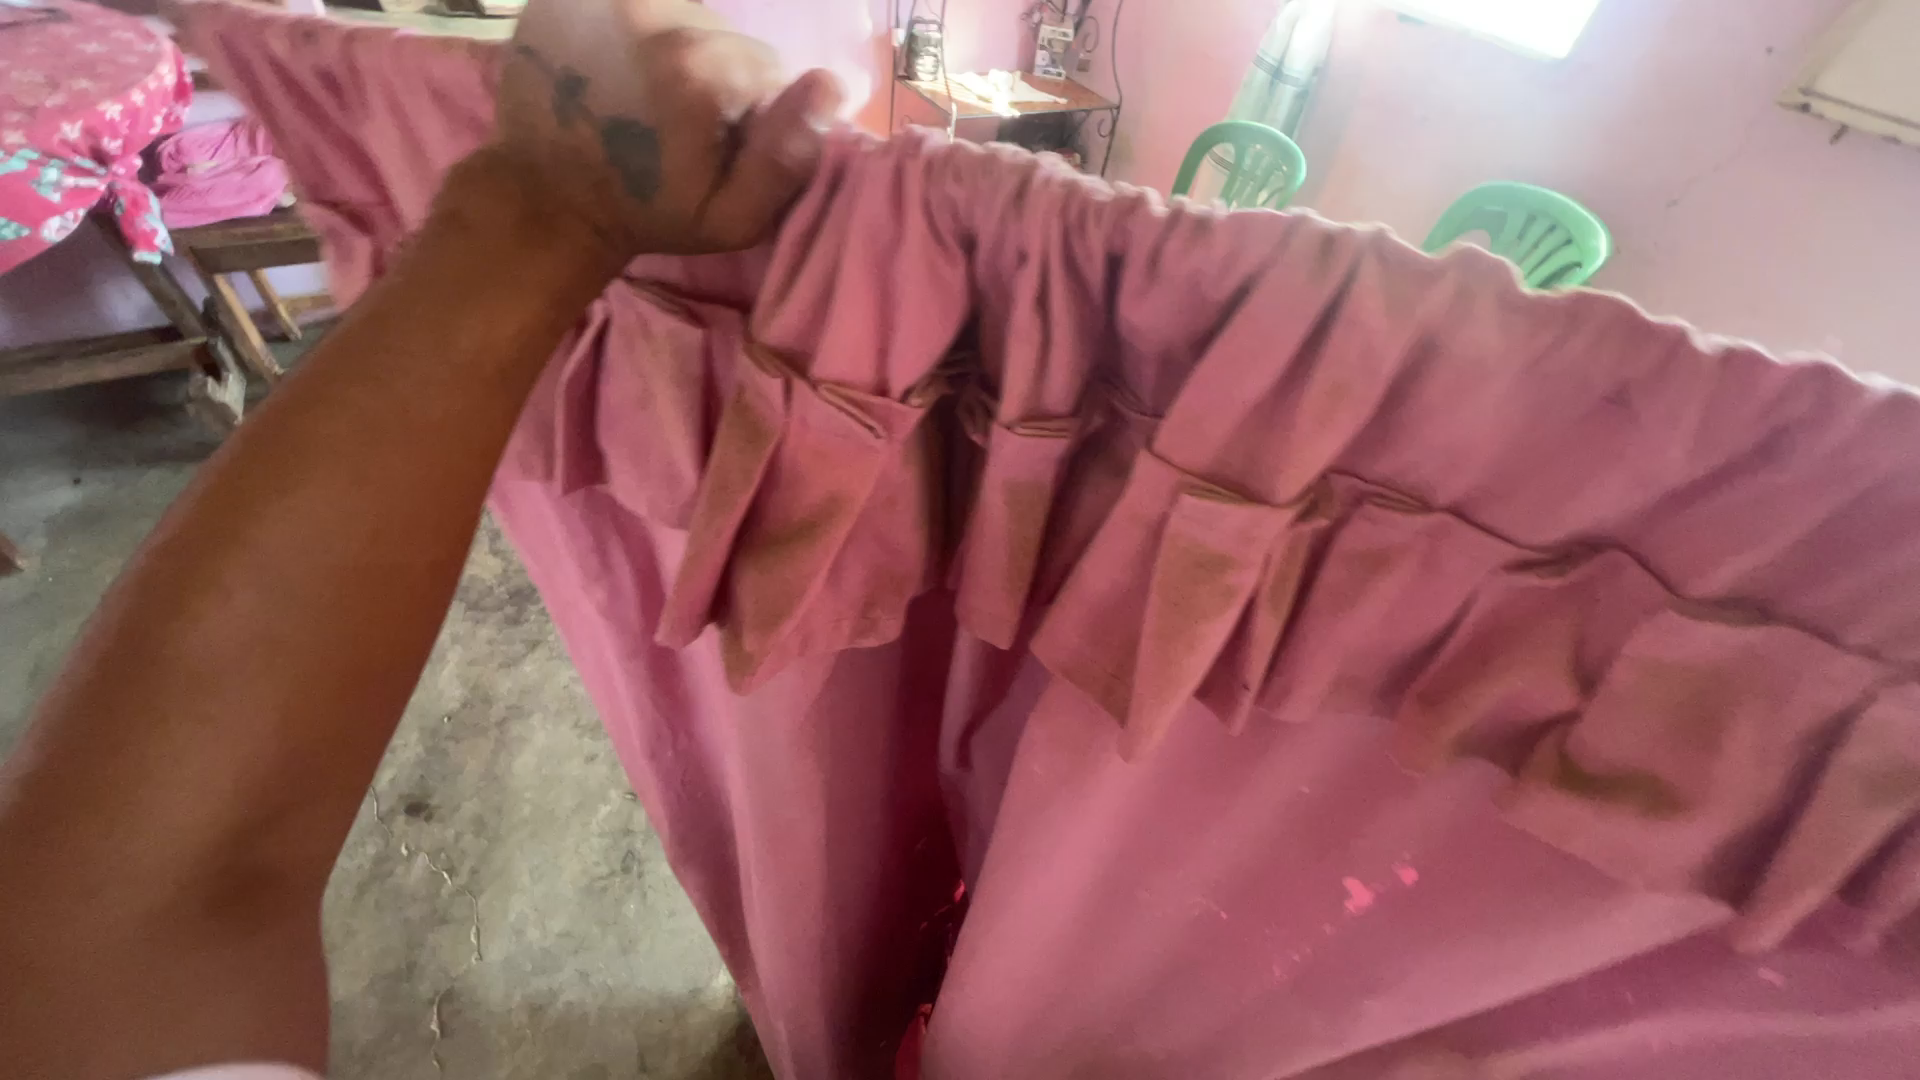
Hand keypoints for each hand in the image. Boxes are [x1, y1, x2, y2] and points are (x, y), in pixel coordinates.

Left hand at [493, 0, 840, 259]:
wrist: (550, 195)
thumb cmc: (650, 215)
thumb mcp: (732, 218)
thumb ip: (785, 161)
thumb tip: (831, 88)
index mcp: (701, 68)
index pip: (772, 69)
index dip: (759, 114)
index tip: (724, 149)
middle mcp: (654, 11)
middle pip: (727, 35)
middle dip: (722, 79)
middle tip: (687, 128)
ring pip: (686, 14)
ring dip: (683, 54)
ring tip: (653, 102)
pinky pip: (643, 7)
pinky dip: (643, 37)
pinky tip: (622, 75)